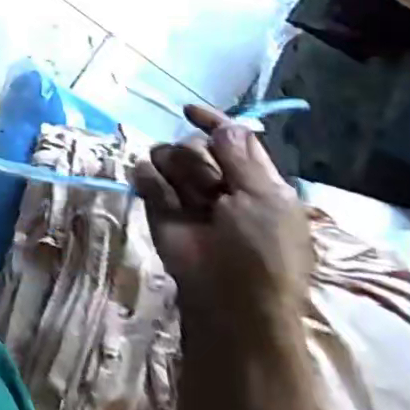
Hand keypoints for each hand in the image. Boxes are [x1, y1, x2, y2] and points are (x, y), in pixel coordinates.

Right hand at [133, 105, 311, 330]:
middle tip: (209, 188)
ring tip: (188, 201)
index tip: (188, 111)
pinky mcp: (156, 206)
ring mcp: (186, 195)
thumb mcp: (265, 199)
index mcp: (256, 181)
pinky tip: (164, 201)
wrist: (229, 299)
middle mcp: (220, 184)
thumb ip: (241, 156)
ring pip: (168, 156)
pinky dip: (152, 182)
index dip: (213, 123)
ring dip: (177, 171)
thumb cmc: (262, 252)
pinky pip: (145, 175)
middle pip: (196, 145)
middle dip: (198, 159)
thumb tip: (224, 125)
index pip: (233, 139)